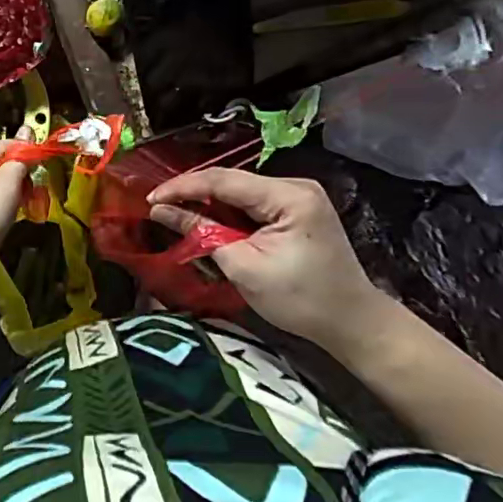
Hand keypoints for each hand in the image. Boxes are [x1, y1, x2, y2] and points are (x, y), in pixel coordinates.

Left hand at [0, 141, 26, 282]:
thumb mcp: (7, 186)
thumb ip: (20, 161)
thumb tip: (27, 134)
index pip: (12, 144)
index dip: (31, 159)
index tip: (42, 181)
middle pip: (3, 165)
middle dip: (19, 183)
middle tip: (26, 204)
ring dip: (8, 200)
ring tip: (7, 219)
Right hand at [148, 169, 388, 349]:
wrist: (352, 321)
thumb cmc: (300, 299)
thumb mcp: (242, 266)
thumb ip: (200, 232)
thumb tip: (160, 212)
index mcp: (289, 196)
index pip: (223, 180)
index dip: (182, 187)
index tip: (150, 200)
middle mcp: (294, 185)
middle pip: (230, 181)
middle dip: (192, 193)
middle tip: (157, 207)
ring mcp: (297, 195)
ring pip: (237, 191)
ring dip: (207, 203)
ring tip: (173, 213)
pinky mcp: (295, 209)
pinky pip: (249, 202)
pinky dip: (225, 212)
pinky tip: (204, 220)